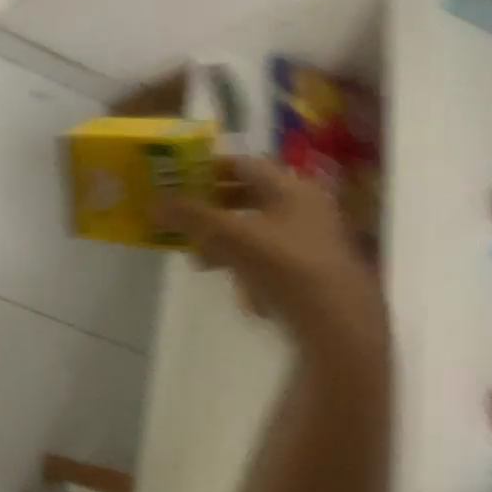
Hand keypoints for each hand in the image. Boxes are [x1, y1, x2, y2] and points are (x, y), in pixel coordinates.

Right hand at [160, 157, 385, 352]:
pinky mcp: (313, 271)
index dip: (207, 169)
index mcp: (292, 188)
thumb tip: (152, 202)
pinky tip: (234, 285)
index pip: (242, 164)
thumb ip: (189, 216)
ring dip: (223, 240)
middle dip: (210, 209)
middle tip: (181, 218)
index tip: (177, 181)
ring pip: (255, 229)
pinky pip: (269, 256)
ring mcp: (312, 240)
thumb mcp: (228, 236)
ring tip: (200, 259)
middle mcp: (306, 207)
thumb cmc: (285, 267)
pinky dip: (245, 263)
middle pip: (247, 197)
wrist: (338, 327)